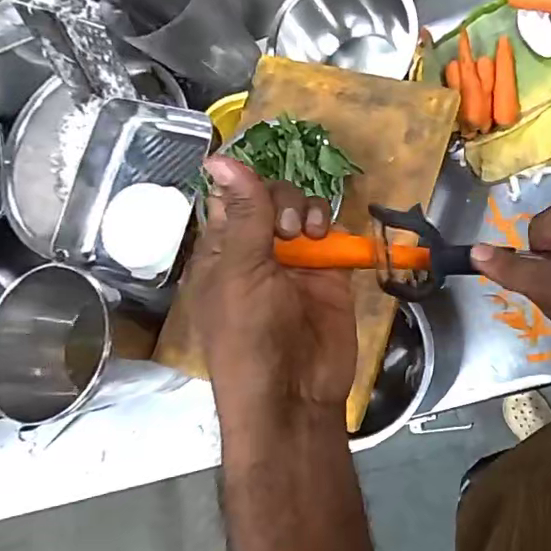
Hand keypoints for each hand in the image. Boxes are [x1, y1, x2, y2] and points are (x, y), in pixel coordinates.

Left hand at [189, 157, 355, 425]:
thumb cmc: (251, 334)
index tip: (256, 175)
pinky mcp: (328, 273)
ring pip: (302, 210)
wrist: (295, 393)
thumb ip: (242, 213)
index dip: (242, 180)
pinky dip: (331, 227)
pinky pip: (332, 234)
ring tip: (306, 235)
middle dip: (278, 200)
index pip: (229, 198)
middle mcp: (257, 251)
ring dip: (305, 210)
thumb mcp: (239, 271)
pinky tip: (324, 238)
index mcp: (221, 250)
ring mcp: (294, 261)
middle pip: (269, 197)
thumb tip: (218, 157)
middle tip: (284, 230)